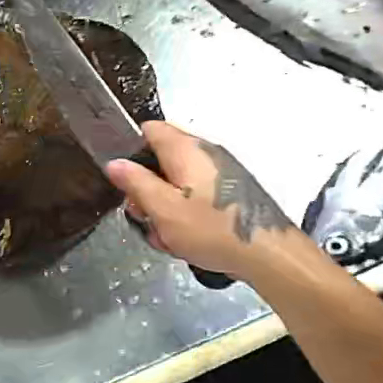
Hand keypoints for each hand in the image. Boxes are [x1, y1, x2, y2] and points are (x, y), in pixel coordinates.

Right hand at [104, 121, 308, 284]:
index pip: (150, 129)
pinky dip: (187, 213)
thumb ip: (136, 183)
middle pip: (163, 158)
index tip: (125, 180)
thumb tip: (115, 163)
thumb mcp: (163, 209)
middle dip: (148, 187)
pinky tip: (187, 240)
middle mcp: (206, 152)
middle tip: (146, 216)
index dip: (131, 150)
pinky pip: (198, 195)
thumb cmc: (212, 229)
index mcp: (186, 148)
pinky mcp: (232, 192)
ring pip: (179, 181)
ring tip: (167, 235)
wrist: (267, 253)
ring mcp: (221, 172)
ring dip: (166, 206)